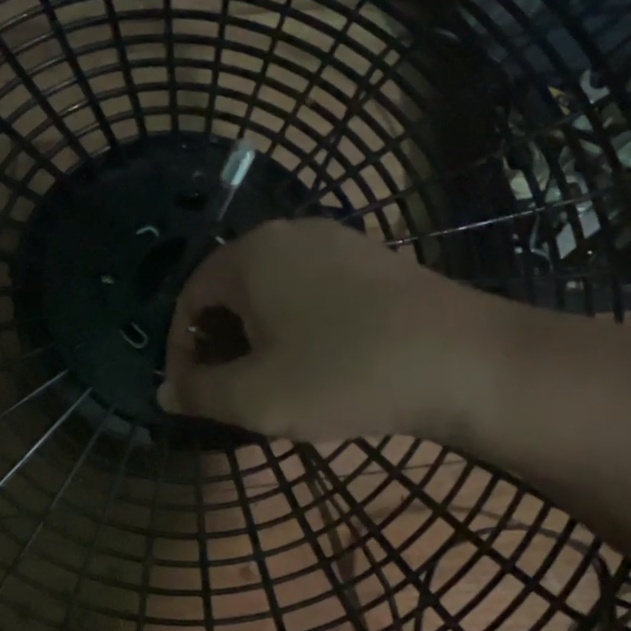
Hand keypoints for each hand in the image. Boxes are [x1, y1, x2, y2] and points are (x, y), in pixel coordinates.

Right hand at [157, 218, 511, 442]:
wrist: (465, 363)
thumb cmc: (342, 375)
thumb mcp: (254, 398)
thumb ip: (199, 393)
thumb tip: (165, 391)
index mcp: (252, 255)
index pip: (190, 298)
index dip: (180, 351)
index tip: (192, 395)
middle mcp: (290, 233)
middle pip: (232, 290)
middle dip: (220, 344)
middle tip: (231, 394)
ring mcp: (340, 242)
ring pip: (274, 292)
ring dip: (259, 338)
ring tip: (273, 384)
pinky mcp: (377, 260)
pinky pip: (314, 291)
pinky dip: (298, 327)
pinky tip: (320, 365)